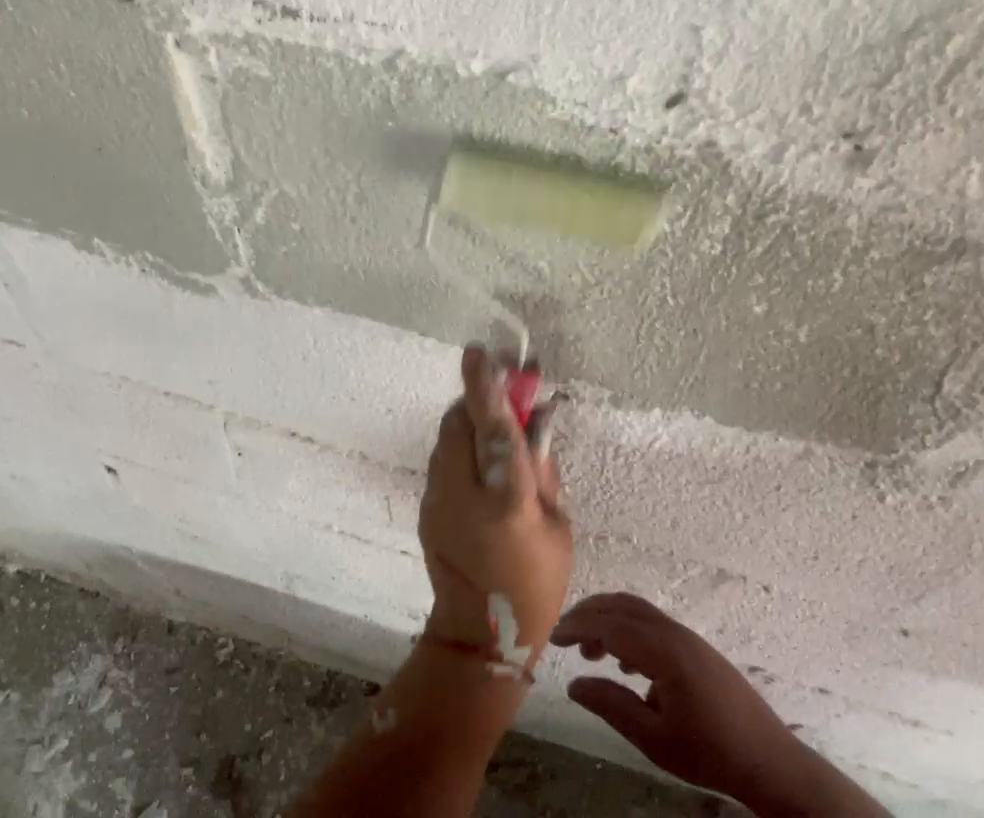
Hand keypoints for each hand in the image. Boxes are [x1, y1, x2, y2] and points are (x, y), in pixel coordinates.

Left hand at [418, 346, 571, 670]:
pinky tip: (482, 461)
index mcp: (507, 502)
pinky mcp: (426, 507)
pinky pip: (443, 461)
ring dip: (469, 422)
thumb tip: (536, 417)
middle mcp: (464, 494)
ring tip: (496, 426)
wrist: (480, 632)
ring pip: (447, 439)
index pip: (494, 431)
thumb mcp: (557, 525)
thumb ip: (543, 468)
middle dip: (478, 398)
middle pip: (459, 422)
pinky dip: (461, 448)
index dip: (487, 388)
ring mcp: (438, 500)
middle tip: (501, 387)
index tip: (480, 351)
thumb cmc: (536, 582)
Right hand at [552, 593, 802, 801]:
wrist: (771, 762)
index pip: (609, 625)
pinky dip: (628, 629)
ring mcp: (690, 639)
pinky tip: (624, 663)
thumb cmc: (711, 753)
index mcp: (665, 652)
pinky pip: (653, 624)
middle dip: (588, 615)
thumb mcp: (653, 738)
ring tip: (589, 653)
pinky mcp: (697, 649)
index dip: (576, 627)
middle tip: (563, 637)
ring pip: (638, 611)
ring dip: (608, 620)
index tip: (552, 638)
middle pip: (622, 607)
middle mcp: (676, 634)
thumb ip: (611, 705)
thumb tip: (574, 684)